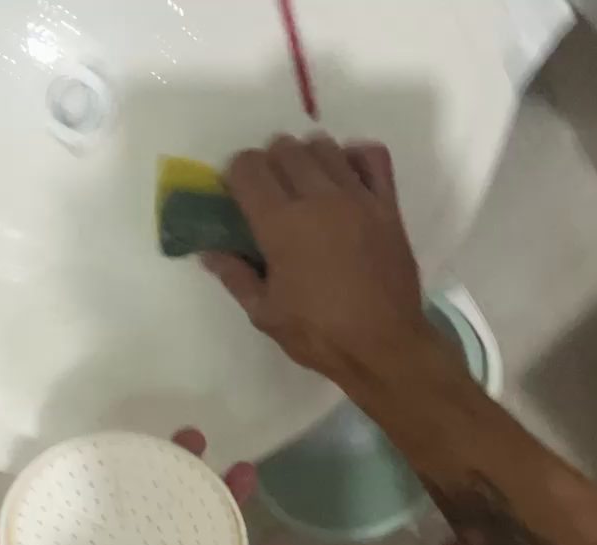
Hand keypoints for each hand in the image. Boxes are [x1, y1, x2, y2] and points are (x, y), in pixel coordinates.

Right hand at [202, 134, 444, 383]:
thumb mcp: (266, 315)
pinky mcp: (387, 205)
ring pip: (324, 146)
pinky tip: (346, 180)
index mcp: (281, 224)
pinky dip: (354, 158)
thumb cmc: (320, 336)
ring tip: (307, 190)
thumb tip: (209, 252)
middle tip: (272, 198)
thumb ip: (236, 277)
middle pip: (284, 148)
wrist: (384, 347)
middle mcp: (318, 198)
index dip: (236, 176)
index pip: (248, 166)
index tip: (238, 198)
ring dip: (308, 159)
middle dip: (270, 165)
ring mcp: (357, 197)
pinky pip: (372, 157)